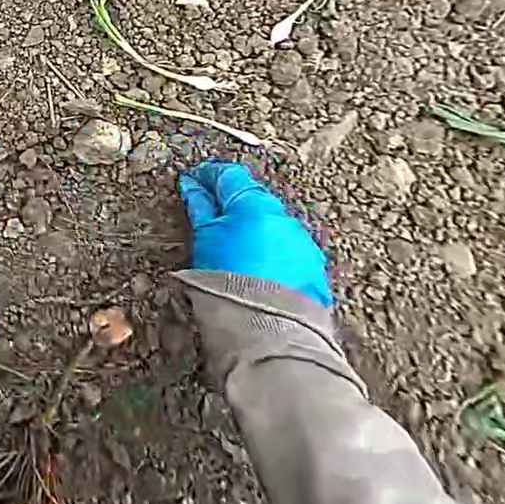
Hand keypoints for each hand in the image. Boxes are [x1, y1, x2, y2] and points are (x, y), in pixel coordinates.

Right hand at [180, 160, 331, 307]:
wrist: (265, 329)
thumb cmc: (227, 282)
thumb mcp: (204, 238)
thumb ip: (200, 206)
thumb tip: (193, 186)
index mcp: (253, 204)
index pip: (228, 175)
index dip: (207, 175)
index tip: (194, 181)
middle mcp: (283, 216)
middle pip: (251, 195)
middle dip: (231, 200)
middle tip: (209, 212)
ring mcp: (300, 240)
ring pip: (270, 220)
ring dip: (251, 223)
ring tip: (232, 242)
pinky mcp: (312, 263)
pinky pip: (286, 243)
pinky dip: (269, 245)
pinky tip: (254, 261)